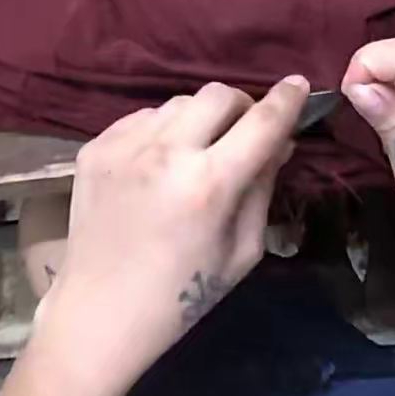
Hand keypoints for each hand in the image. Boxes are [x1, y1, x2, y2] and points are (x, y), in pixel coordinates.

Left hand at [39, 78, 308, 395]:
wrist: (100, 311)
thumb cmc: (181, 294)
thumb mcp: (241, 251)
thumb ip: (263, 188)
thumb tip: (280, 141)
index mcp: (208, 185)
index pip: (261, 123)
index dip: (286, 100)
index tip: (298, 84)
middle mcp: (165, 153)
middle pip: (217, 94)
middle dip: (241, 107)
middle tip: (243, 132)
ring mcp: (124, 145)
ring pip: (178, 102)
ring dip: (200, 118)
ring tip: (196, 152)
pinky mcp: (96, 147)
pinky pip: (143, 118)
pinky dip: (162, 131)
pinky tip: (158, 163)